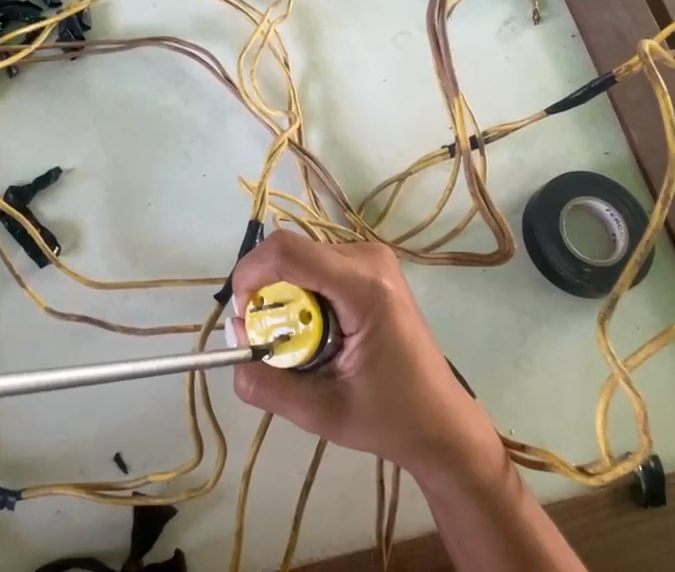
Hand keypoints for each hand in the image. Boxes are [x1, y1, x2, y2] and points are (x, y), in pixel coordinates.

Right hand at [229, 232, 503, 479]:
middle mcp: (370, 258)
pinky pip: (317, 264)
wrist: (441, 422)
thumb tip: (232, 343)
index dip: (251, 276)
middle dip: (267, 293)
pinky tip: (316, 333)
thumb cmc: (390, 418)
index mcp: (365, 287)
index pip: (288, 252)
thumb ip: (268, 384)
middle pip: (292, 253)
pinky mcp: (373, 266)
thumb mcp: (321, 412)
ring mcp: (374, 258)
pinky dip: (302, 293)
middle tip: (267, 341)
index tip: (243, 318)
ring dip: (284, 296)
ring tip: (296, 343)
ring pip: (301, 258)